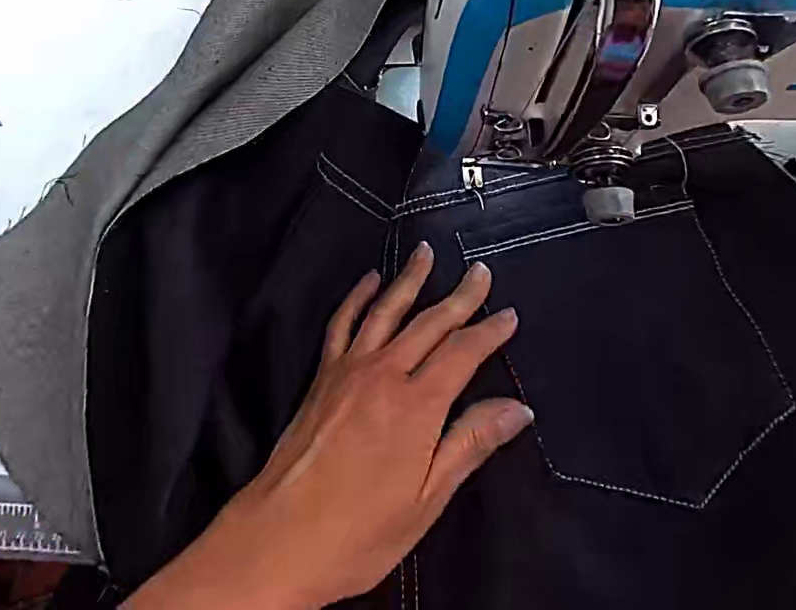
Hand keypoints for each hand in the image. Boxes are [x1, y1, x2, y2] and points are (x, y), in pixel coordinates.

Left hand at [127, 243, 530, 609]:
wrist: (275, 542)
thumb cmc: (359, 531)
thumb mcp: (427, 499)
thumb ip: (472, 443)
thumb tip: (519, 408)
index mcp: (417, 404)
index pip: (464, 352)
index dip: (490, 331)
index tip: (510, 314)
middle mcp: (386, 373)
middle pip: (432, 322)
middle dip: (461, 295)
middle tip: (481, 271)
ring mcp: (350, 368)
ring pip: (388, 310)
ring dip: (410, 278)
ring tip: (426, 252)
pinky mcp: (323, 374)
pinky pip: (343, 323)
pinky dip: (358, 297)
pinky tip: (369, 279)